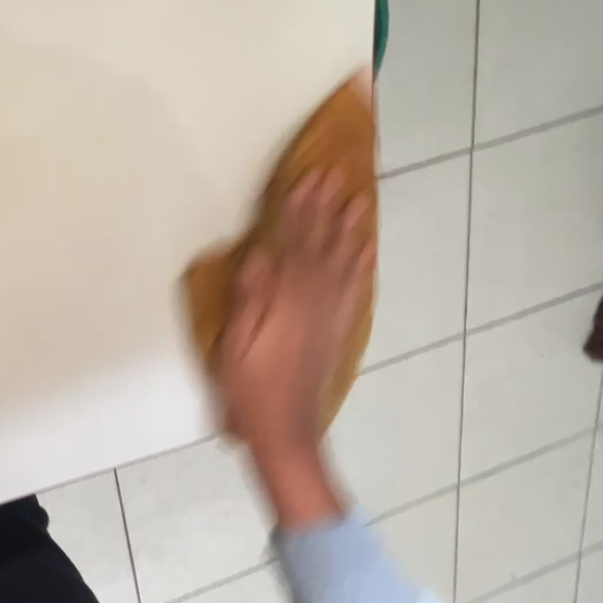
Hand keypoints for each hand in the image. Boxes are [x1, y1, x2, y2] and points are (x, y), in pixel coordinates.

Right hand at [215, 171, 374, 460]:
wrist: (285, 428)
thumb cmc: (250, 385)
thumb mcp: (236, 341)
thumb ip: (249, 296)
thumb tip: (258, 254)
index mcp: (287, 298)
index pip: (293, 243)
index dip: (298, 209)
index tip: (305, 178)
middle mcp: (316, 299)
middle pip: (322, 244)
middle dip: (326, 208)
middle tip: (335, 174)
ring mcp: (332, 314)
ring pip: (345, 261)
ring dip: (350, 229)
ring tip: (360, 200)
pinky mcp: (339, 329)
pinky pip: (356, 289)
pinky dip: (362, 265)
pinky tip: (367, 250)